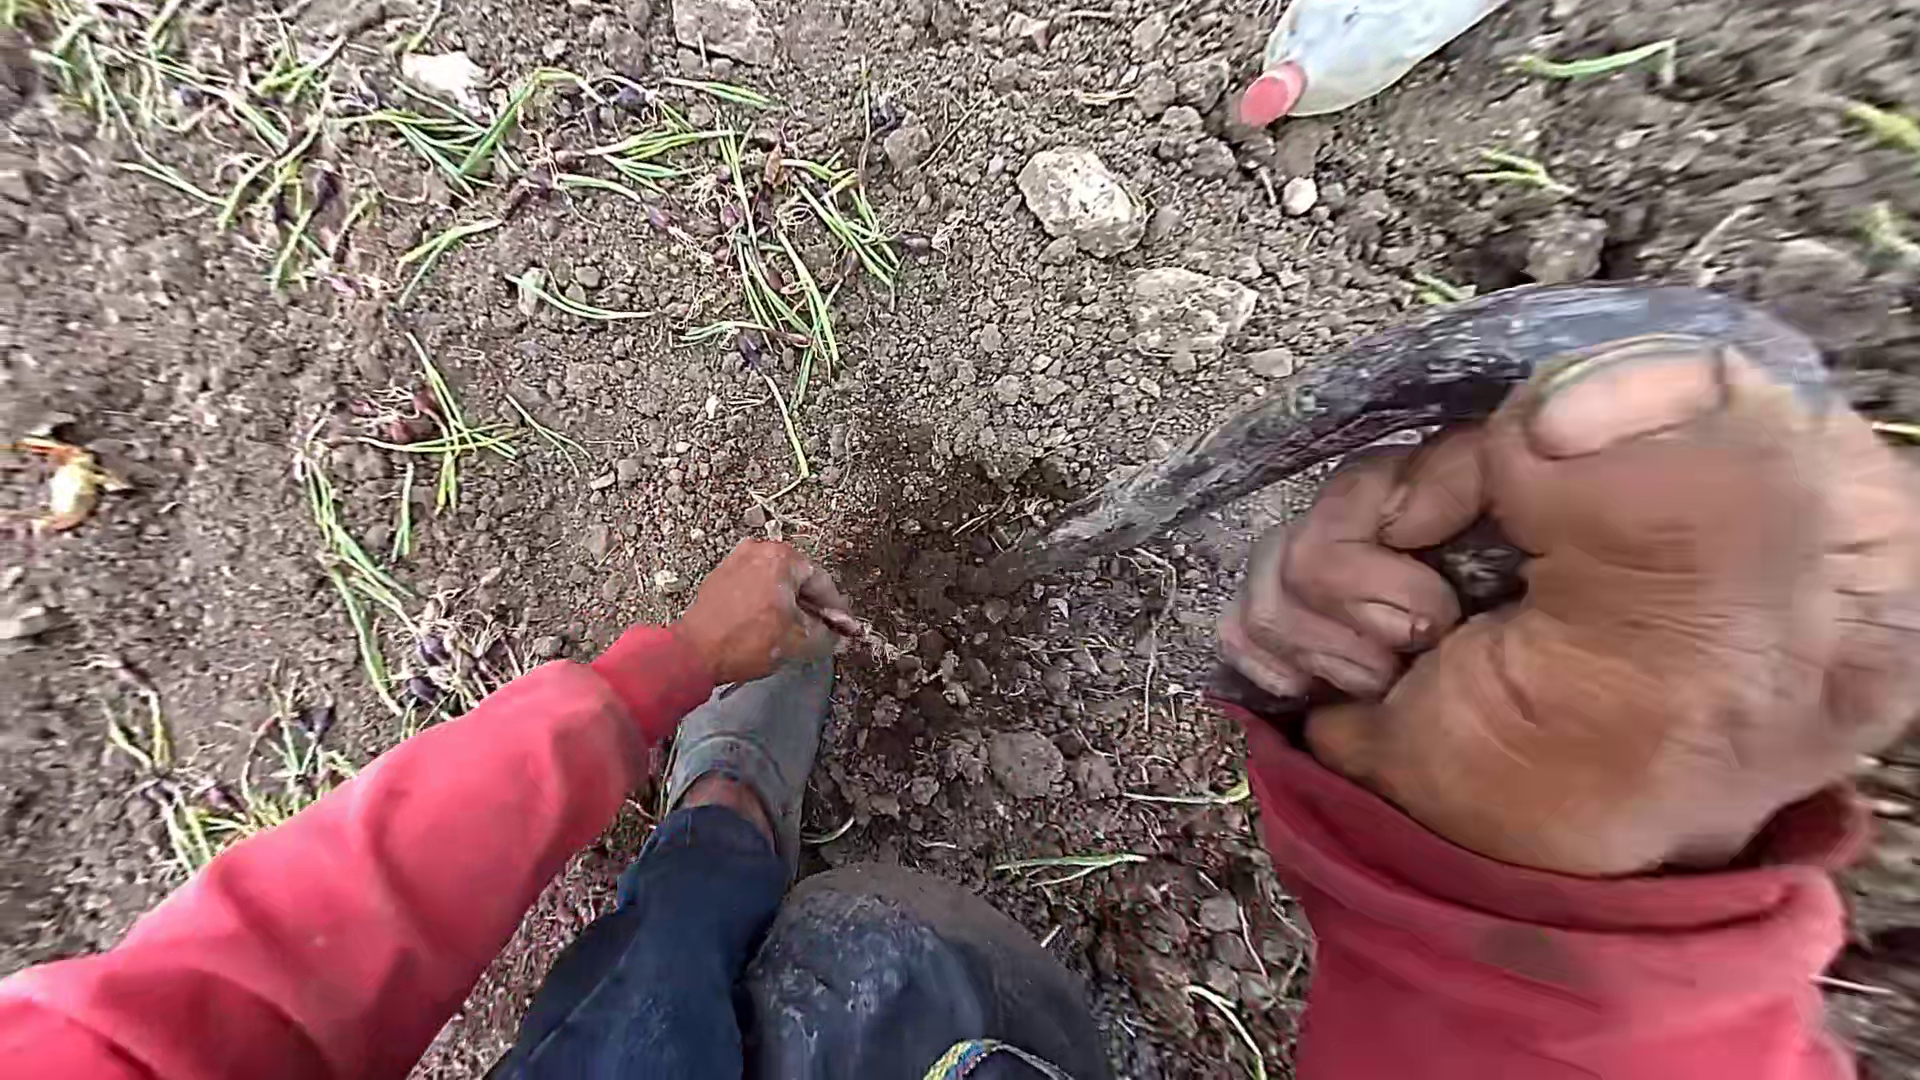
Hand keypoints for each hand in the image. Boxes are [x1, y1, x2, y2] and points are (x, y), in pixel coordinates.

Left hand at [671, 540, 851, 684]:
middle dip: (812, 606)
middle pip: (800, 579)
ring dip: (789, 604)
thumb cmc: (747, 641)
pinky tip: (770, 623)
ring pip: (777, 582)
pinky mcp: (721, 576)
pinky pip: (756, 585)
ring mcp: (737, 560)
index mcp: (783, 558)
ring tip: (795, 629)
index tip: (844, 625)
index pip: (823, 583)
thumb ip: (828, 636)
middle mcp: (760, 550)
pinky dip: (767, 601)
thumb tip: (837, 634)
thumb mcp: (800, 642)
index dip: (837, 609)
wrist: (693, 653)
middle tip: (821, 629)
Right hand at [1221, 337, 1919, 875]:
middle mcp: (1550, 491)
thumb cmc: (1586, 784)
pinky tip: (1331, 676)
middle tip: (1416, 640)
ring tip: (1376, 674)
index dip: (1490, 456)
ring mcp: (1435, 530)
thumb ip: (1674, 515)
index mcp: (1690, 483)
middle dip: (1372, 562)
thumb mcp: (1676, 670)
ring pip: (1317, 511)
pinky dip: (1281, 629)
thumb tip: (1559, 398)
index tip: (1460, 551)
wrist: (1448, 852)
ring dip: (1321, 612)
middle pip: (1406, 455)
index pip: (1568, 378)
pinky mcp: (1349, 569)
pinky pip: (1268, 561)